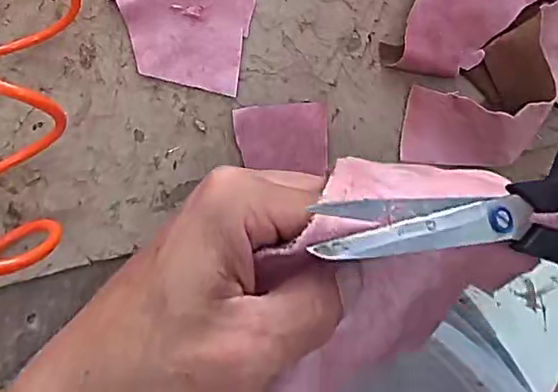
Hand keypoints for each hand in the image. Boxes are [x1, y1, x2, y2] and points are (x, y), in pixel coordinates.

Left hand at [12, 167, 341, 391]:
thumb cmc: (154, 374)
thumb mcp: (247, 351)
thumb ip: (315, 303)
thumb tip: (357, 272)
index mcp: (239, 195)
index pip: (330, 199)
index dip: (367, 229)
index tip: (403, 255)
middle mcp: (233, 184)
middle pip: (316, 203)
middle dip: (341, 246)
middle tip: (364, 290)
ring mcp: (222, 205)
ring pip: (299, 221)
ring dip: (319, 258)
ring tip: (335, 298)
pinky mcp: (215, 231)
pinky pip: (276, 236)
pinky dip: (296, 264)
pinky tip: (302, 296)